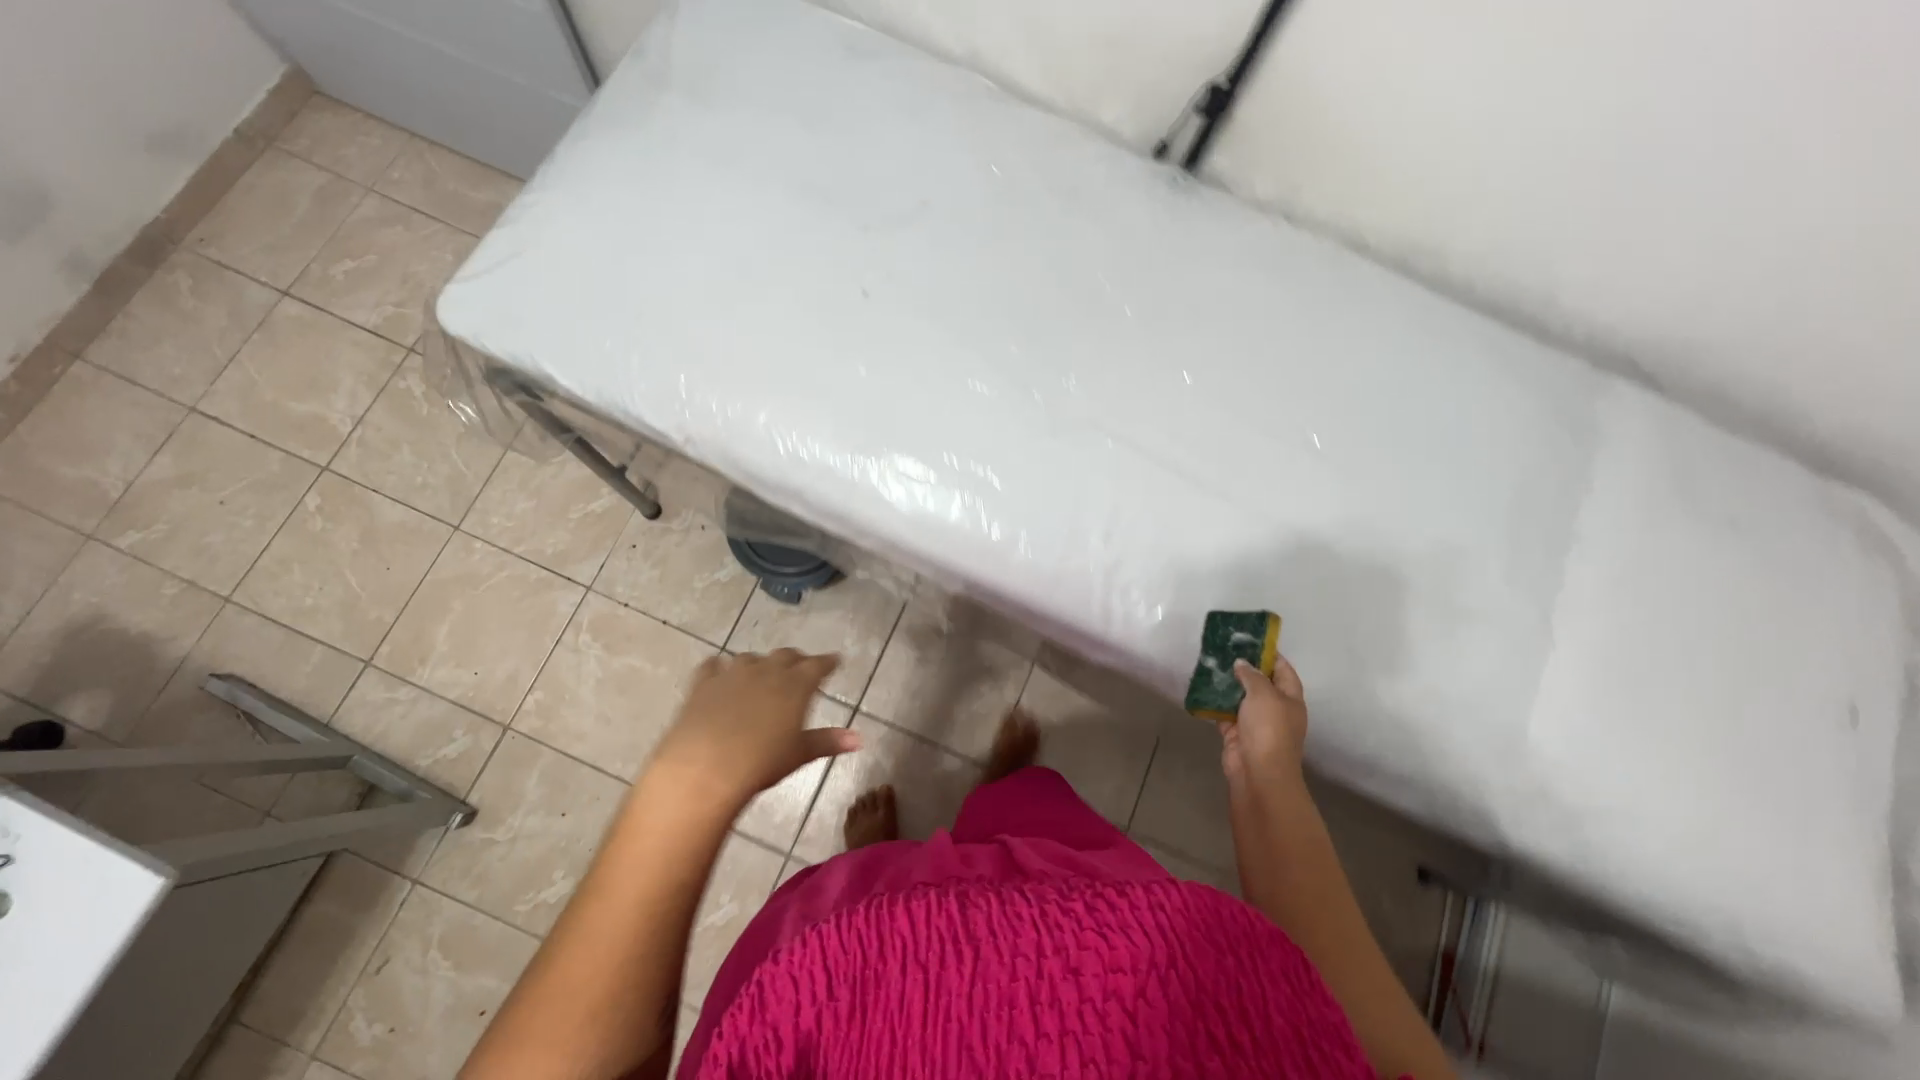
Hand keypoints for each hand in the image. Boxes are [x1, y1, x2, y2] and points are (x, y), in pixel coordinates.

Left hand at [648, 650, 860, 807]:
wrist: (706, 767)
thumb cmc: (762, 762)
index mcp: (795, 685)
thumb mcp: (799, 753)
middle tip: (800, 667)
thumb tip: (860, 739)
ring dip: (759, 663)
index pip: (818, 665)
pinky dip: (719, 667)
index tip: (835, 660)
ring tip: (761, 673)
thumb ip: (828, 741)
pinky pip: (713, 666)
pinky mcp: (703, 683)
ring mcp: (732, 674)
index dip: (828, 662)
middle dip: (796, 660)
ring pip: (750, 658)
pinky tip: (718, 672)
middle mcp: (766, 671)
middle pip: (785, 655)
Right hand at [1217, 654, 1308, 789]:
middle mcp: (1275, 710)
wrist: (1258, 772)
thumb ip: (1252, 675)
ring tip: (1210, 666)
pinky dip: (1214, 705)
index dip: (1270, 655)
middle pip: (1260, 684)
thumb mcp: (1264, 694)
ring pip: (1240, 699)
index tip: (1251, 642)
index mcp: (1290, 699)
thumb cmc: (1269, 729)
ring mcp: (1255, 724)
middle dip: (1244, 669)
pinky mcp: (1236, 735)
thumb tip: (1242, 664)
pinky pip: (1224, 714)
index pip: (1283, 671)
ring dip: (1227, 686)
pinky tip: (1202, 690)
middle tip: (1224, 652)